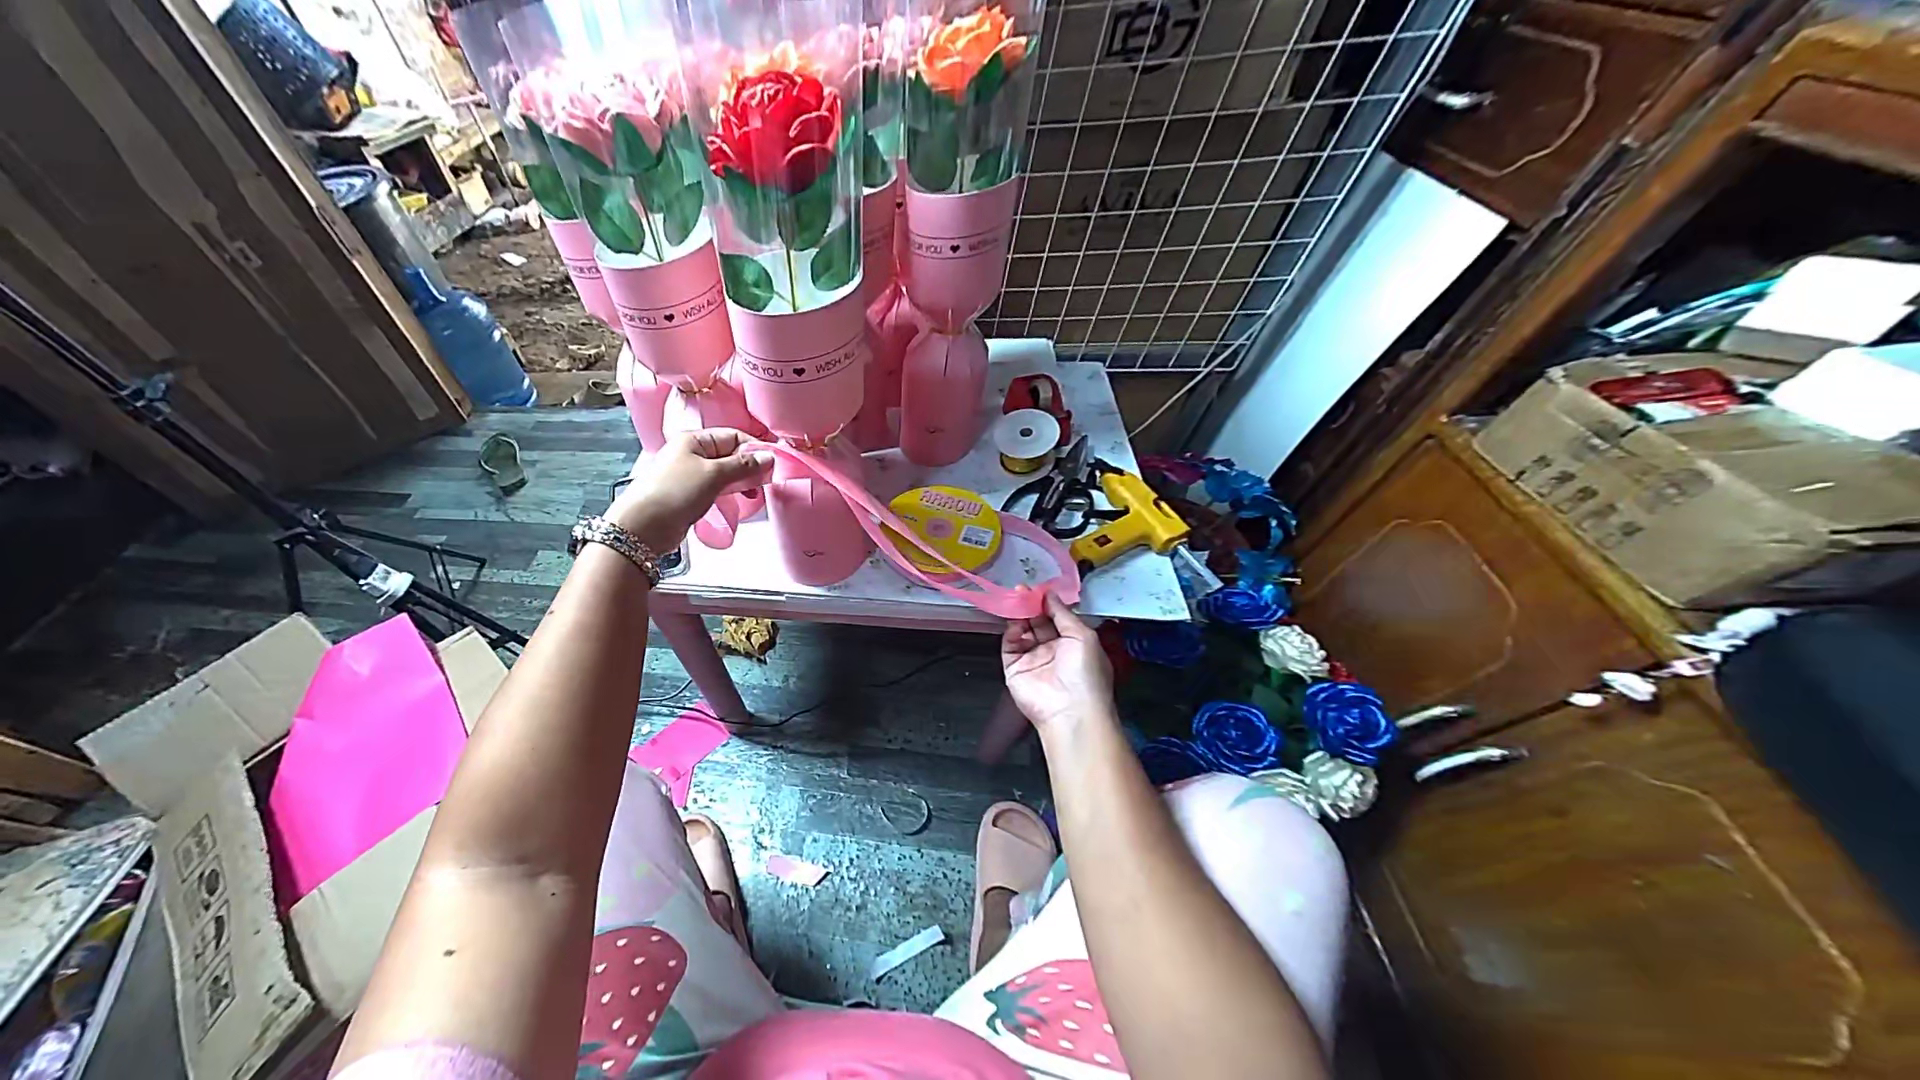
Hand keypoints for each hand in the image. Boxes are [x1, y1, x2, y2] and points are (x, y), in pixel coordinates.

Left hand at [607, 429, 772, 549]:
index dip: (754, 448)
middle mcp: (691, 453)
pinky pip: (717, 487)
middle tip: (765, 482)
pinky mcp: (690, 493)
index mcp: (694, 440)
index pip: (733, 436)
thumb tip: (769, 457)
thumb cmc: (677, 492)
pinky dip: (731, 491)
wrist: (644, 526)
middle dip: (750, 466)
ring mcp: (690, 474)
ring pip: (725, 472)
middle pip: (730, 454)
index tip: (772, 464)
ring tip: (753, 494)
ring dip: (742, 480)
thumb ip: (744, 465)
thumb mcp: (714, 474)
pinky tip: (739, 500)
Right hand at [1001, 593, 1115, 735]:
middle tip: (1023, 591)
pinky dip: (1010, 632)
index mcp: (1073, 643)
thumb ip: (1063, 613)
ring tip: (1016, 602)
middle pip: (1038, 622)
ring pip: (1022, 632)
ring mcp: (1033, 660)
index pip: (1057, 617)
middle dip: (1031, 606)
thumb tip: (1050, 595)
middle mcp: (1053, 651)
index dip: (1048, 603)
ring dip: (1019, 616)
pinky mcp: (1015, 669)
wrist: (1070, 711)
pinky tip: (1014, 622)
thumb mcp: (1082, 635)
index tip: (1039, 590)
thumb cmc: (1086, 675)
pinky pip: (1010, 646)